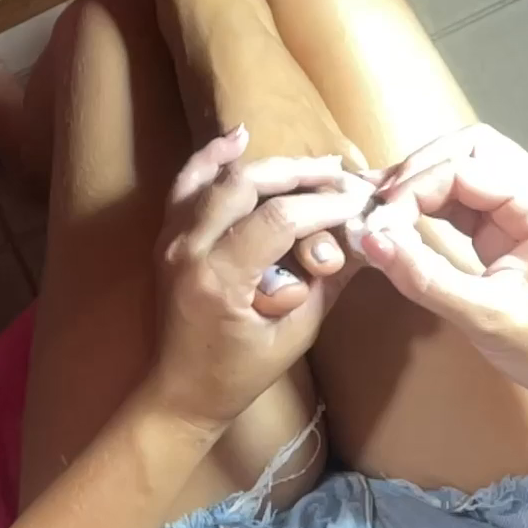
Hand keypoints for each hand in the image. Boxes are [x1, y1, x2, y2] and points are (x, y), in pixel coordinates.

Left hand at [147, 126, 375, 430]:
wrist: (179, 391)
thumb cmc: (239, 373)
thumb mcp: (294, 334)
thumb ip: (326, 281)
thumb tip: (361, 236)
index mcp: (218, 278)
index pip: (277, 219)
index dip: (322, 205)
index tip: (356, 201)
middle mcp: (188, 247)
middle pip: (247, 185)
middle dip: (300, 175)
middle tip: (340, 177)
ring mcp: (170, 236)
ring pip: (220, 178)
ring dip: (269, 166)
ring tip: (313, 166)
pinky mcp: (166, 234)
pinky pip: (187, 183)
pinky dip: (212, 156)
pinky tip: (241, 136)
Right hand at [353, 124, 527, 393]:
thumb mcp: (485, 317)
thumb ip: (426, 278)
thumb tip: (371, 241)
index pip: (465, 170)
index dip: (415, 189)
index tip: (380, 223)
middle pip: (469, 148)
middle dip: (419, 168)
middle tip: (382, 203)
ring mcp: (517, 207)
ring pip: (461, 163)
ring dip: (419, 178)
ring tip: (383, 203)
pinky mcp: (500, 225)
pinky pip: (456, 194)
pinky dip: (423, 198)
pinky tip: (396, 213)